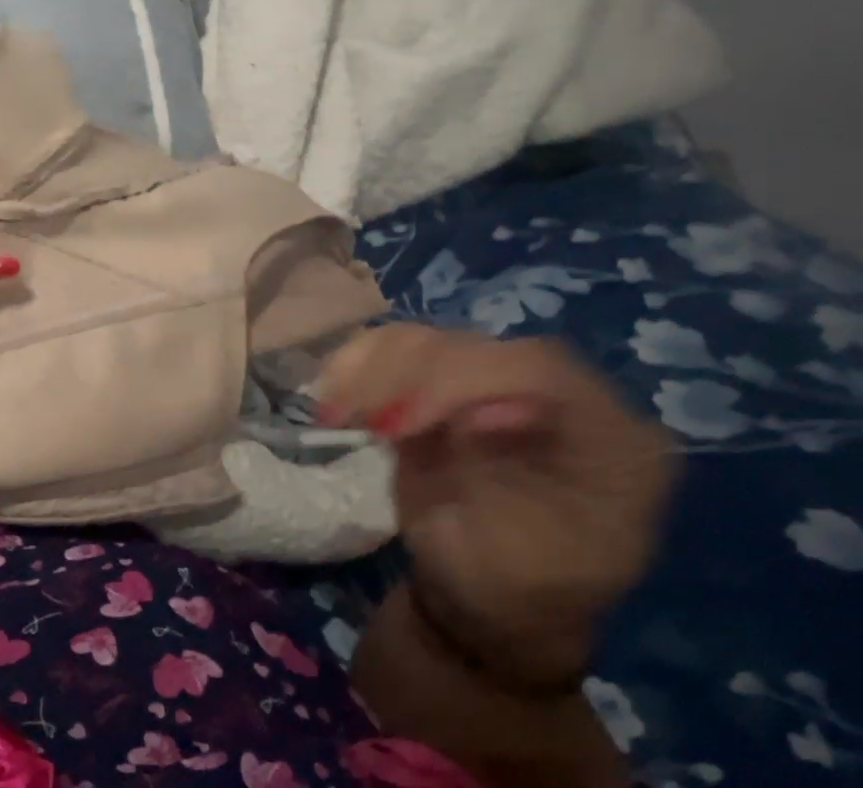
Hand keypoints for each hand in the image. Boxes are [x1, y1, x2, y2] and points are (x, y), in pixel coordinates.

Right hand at [320, 325, 676, 688]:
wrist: (483, 602)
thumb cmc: (513, 588)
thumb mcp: (520, 554)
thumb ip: (507, 482)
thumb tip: (477, 415)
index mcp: (611, 435)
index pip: (540, 371)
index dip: (467, 382)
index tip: (403, 427)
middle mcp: (557, 396)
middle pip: (477, 349)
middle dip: (408, 375)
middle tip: (356, 418)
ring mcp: (497, 387)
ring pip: (432, 343)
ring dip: (372, 368)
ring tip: (335, 410)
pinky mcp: (443, 389)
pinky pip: (400, 354)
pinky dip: (359, 367)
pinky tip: (333, 396)